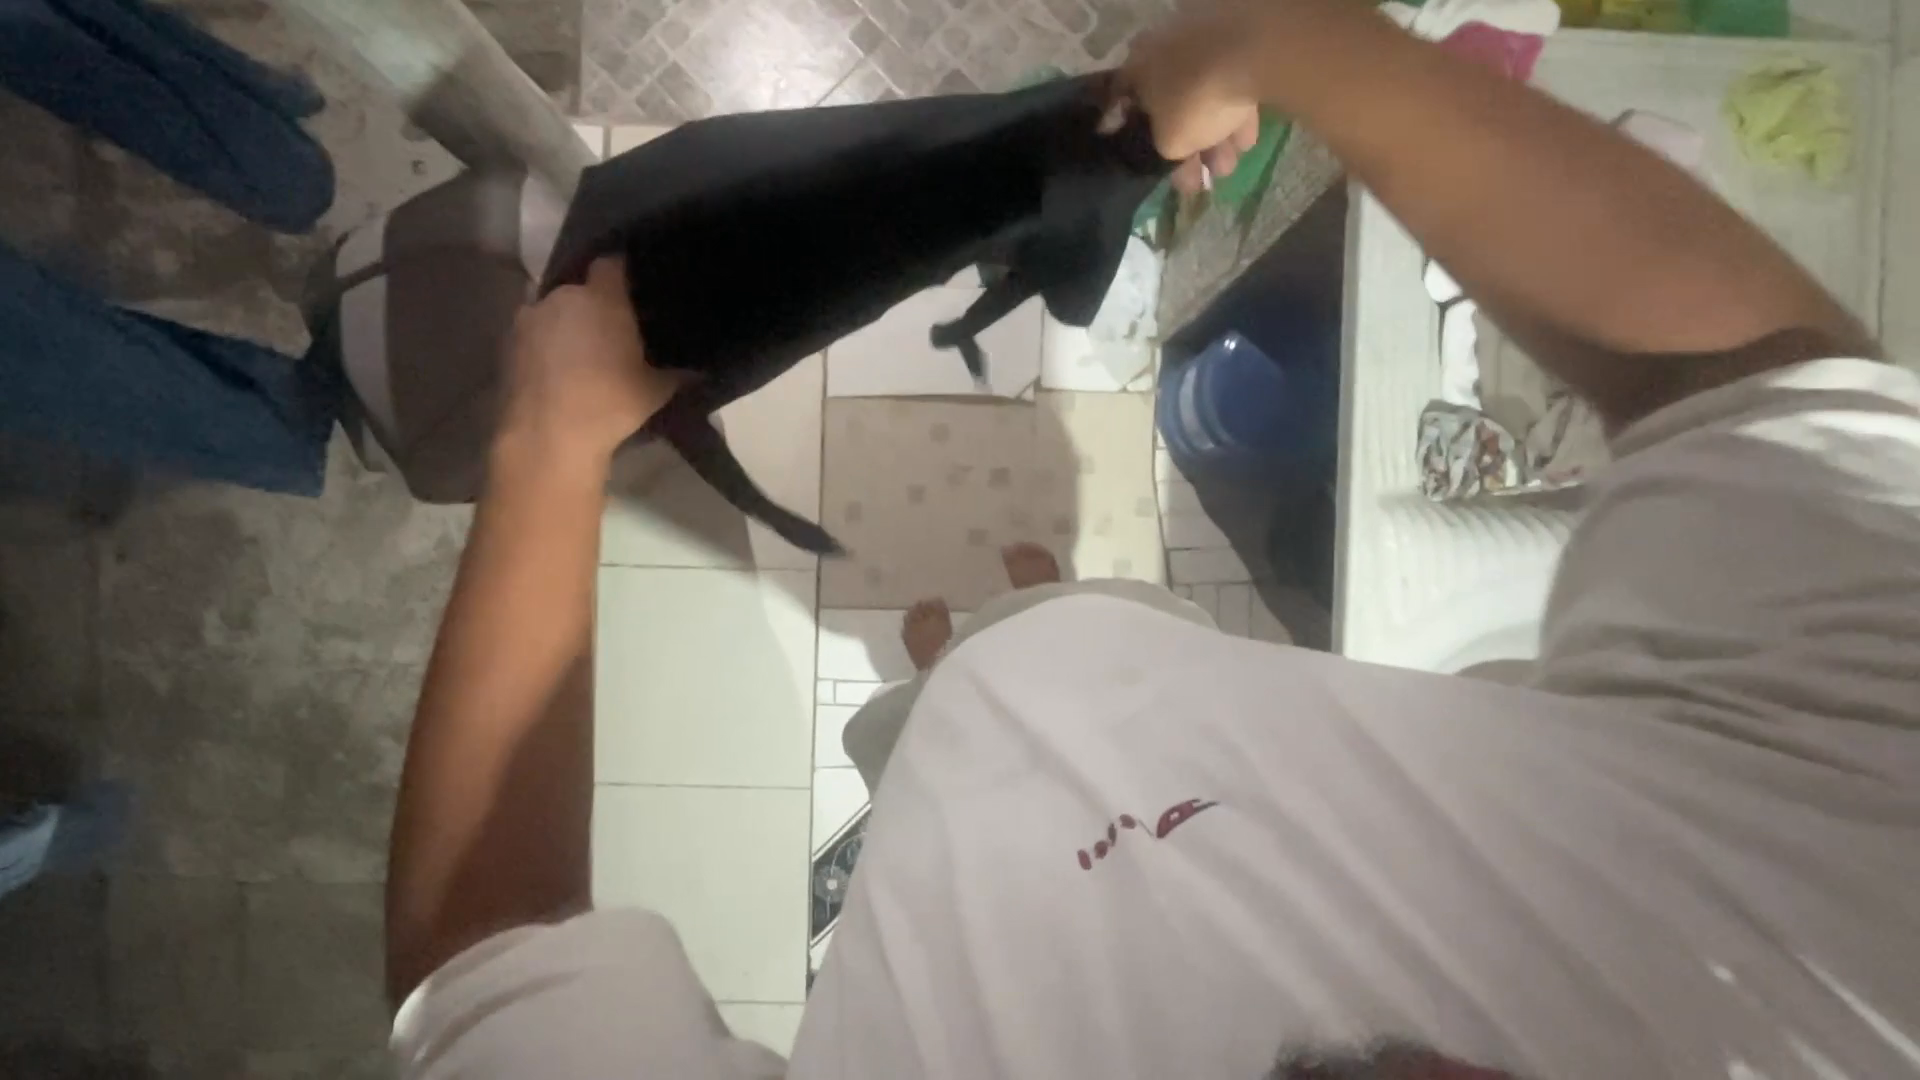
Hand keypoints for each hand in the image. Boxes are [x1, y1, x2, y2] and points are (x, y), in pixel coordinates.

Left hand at [496, 255, 690, 467]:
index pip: (611, 264)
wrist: (548, 435)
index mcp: (601, 299)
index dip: (622, 272)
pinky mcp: (508, 343)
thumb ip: (678, 376)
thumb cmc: (610, 403)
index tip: (634, 287)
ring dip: (569, 326)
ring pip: (556, 312)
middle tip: (614, 331)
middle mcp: (563, 297)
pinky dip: (548, 346)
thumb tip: (701, 373)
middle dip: (596, 305)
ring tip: (586, 353)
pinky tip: (561, 372)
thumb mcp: (656, 392)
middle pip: (581, 290)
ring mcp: (530, 318)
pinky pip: (536, 335)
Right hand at [1121, 2, 1264, 193]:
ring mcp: (1202, 40)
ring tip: (1226, 168)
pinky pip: (1232, 83)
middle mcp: (1164, 46)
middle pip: (1172, 107)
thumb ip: (1162, 150)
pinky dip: (1236, 113)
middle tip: (1199, 178)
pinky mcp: (1238, 40)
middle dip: (1188, 148)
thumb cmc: (1191, 100)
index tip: (1155, 166)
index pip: (1128, 109)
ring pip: (1204, 97)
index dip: (1139, 143)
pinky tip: (1245, 143)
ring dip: (1215, 137)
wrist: (1249, 53)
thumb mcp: (1167, 143)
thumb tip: (1168, 150)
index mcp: (1136, 65)